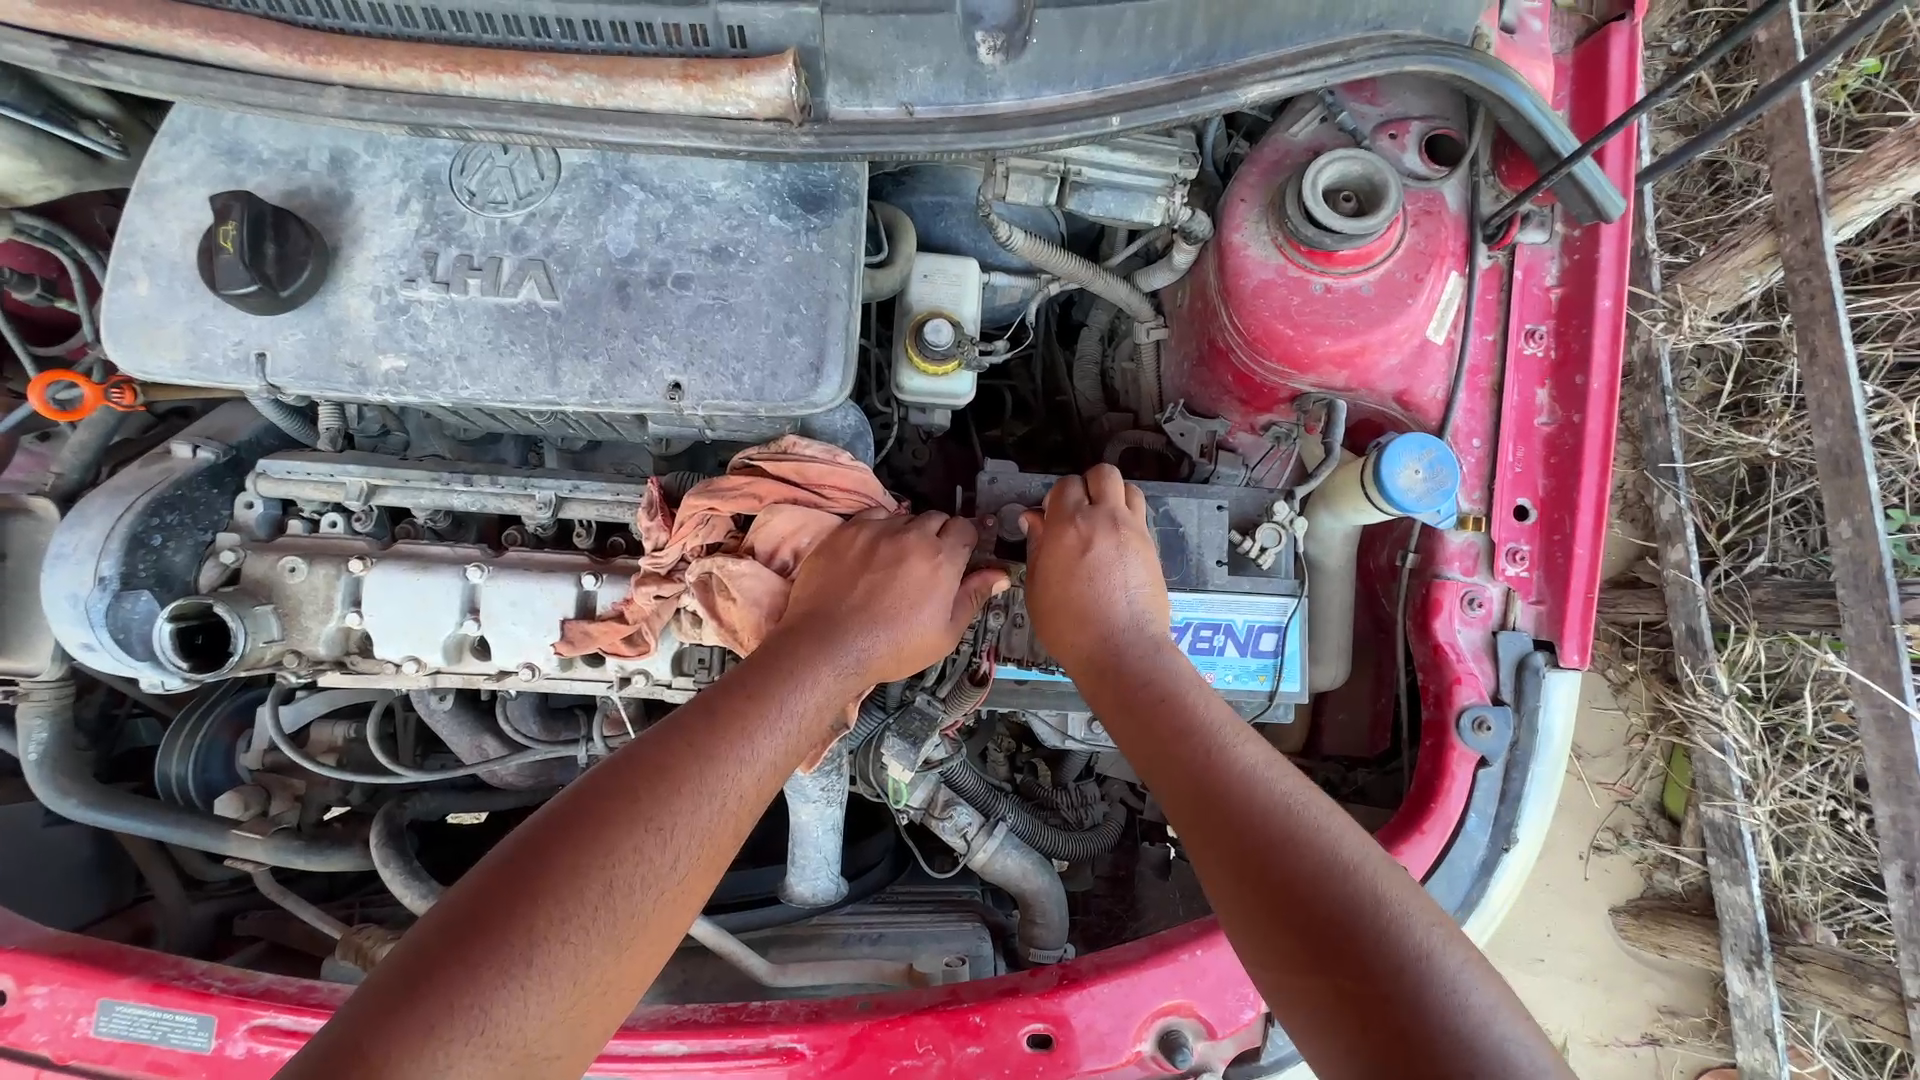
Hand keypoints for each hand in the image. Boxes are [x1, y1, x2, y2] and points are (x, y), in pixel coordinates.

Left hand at [773, 509, 1008, 685]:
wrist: (829, 645)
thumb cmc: (890, 647)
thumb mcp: (945, 634)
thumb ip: (973, 597)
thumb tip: (999, 575)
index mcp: (942, 560)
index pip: (966, 528)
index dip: (966, 539)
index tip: (961, 553)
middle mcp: (912, 536)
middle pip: (937, 518)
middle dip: (939, 534)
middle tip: (928, 562)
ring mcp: (877, 530)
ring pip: (904, 516)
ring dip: (908, 531)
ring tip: (898, 558)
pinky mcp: (848, 531)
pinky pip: (873, 515)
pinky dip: (879, 526)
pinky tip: (874, 549)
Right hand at [1021, 464, 1171, 675]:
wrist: (1121, 649)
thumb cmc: (1072, 627)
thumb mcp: (1037, 587)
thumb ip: (1036, 546)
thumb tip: (1034, 521)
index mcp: (1069, 525)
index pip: (1065, 485)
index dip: (1056, 497)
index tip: (1051, 515)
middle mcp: (1105, 519)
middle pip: (1103, 474)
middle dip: (1089, 485)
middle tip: (1078, 510)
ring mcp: (1133, 531)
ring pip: (1129, 489)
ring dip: (1114, 497)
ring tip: (1102, 521)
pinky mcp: (1152, 548)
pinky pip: (1141, 517)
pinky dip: (1128, 520)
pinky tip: (1116, 544)